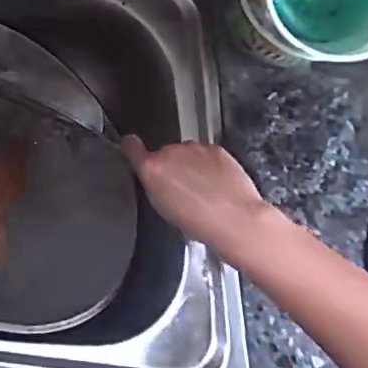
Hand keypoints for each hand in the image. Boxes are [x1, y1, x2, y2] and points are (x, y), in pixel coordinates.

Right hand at [119, 136, 276, 250]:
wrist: (236, 219)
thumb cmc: (200, 221)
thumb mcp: (162, 208)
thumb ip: (153, 184)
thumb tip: (153, 177)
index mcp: (152, 169)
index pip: (131, 146)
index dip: (131, 147)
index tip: (132, 147)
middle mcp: (170, 152)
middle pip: (164, 154)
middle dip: (171, 167)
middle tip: (182, 188)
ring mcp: (194, 148)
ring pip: (186, 154)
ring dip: (191, 165)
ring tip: (204, 190)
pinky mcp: (215, 148)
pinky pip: (206, 154)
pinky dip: (209, 165)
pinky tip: (217, 184)